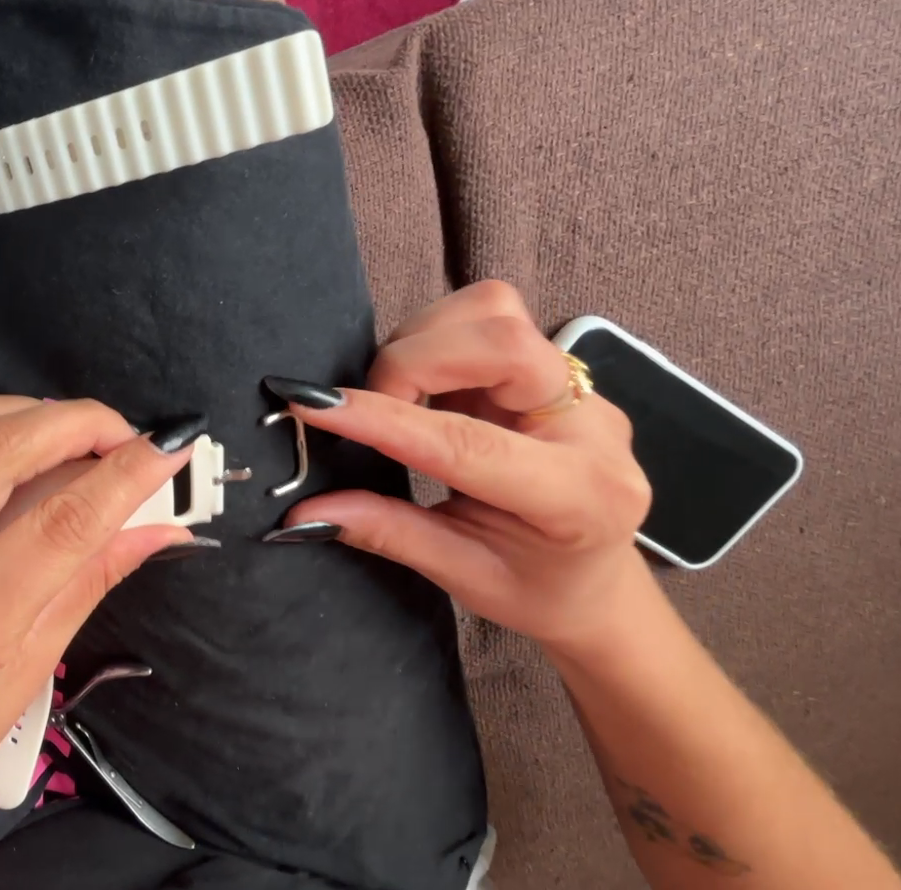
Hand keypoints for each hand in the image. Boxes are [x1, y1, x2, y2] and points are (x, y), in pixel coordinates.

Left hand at [0, 396, 200, 882]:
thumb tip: (165, 523)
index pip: (52, 529)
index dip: (120, 477)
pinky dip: (6, 427)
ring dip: (41, 416)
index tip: (170, 449)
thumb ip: (93, 579)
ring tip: (92, 441)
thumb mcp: (35, 670)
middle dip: (78, 423)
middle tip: (131, 435)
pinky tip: (41, 448)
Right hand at [265, 280, 653, 654]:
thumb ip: (387, 533)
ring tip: (396, 394)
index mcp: (577, 496)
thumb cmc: (536, 588)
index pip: (465, 440)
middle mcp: (589, 427)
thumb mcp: (462, 575)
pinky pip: (487, 315)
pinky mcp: (551, 365)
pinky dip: (434, 335)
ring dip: (421, 341)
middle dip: (410, 362)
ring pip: (492, 312)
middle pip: (501, 342)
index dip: (380, 418)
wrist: (597, 582)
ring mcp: (575, 387)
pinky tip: (422, 382)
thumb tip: (303, 512)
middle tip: (371, 406)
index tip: (310, 405)